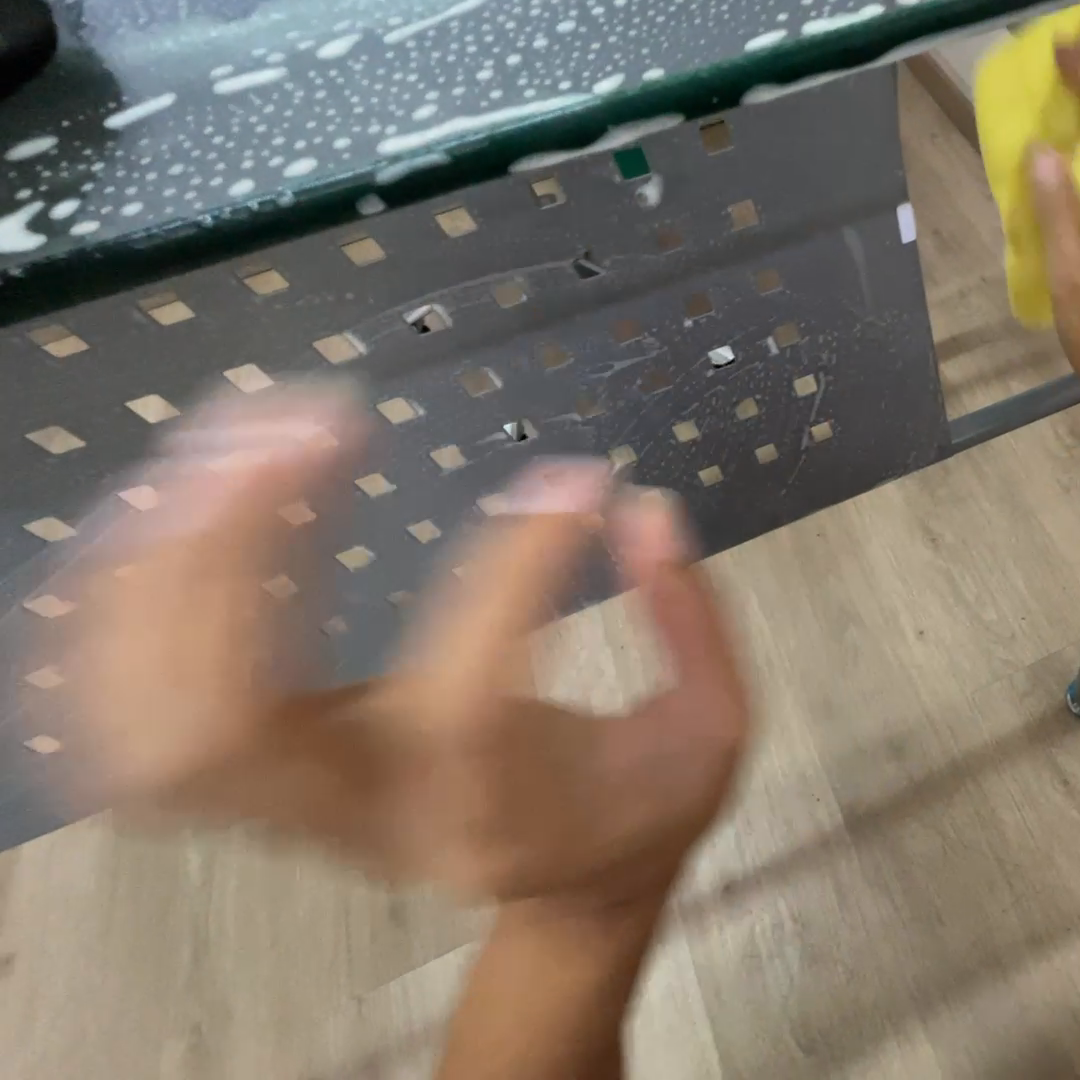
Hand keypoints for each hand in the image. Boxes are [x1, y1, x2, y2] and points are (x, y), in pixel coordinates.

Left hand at [42, 384, 749, 909]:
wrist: (580, 886)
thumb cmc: (657, 802)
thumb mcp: (718, 720)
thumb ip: (691, 619)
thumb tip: (641, 506)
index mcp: (508, 818)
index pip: (469, 699)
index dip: (516, 571)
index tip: (578, 481)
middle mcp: (377, 825)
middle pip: (222, 723)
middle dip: (243, 548)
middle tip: (318, 421)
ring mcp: (302, 809)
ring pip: (145, 720)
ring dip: (170, 560)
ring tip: (247, 434)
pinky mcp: (272, 777)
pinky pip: (133, 713)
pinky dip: (130, 601)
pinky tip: (196, 500)